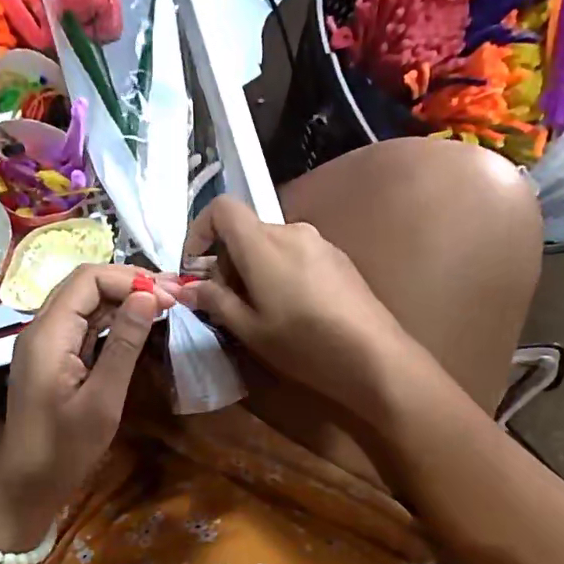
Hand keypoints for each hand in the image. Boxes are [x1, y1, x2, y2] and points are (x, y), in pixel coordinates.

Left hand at [0, 264, 176, 535]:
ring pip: (84, 302)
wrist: (28, 486)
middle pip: (84, 284)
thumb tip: (149, 297)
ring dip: (123, 298)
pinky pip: (82, 323)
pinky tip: (138, 322)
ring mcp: (44, 343)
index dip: (130, 279)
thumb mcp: (103, 398)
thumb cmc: (66, 449)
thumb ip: (125, 344)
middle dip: (129, 283)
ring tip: (164, 304)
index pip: (88, 280)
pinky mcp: (52, 357)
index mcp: (48, 334)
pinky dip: (112, 317)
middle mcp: (41, 329)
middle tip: (173, 295)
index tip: (169, 297)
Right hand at [179, 196, 417, 416]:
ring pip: (272, 243)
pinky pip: (296, 253)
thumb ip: (215, 301)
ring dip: (255, 267)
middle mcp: (291, 230)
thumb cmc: (304, 343)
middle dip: (227, 260)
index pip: (221, 208)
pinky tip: (292, 308)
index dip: (200, 231)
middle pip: (246, 229)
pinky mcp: (338, 258)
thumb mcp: (250, 329)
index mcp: (263, 243)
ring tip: (260, 309)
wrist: (374, 355)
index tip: (196, 268)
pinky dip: (280, 270)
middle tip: (225, 302)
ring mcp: (319, 242)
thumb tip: (189, 287)